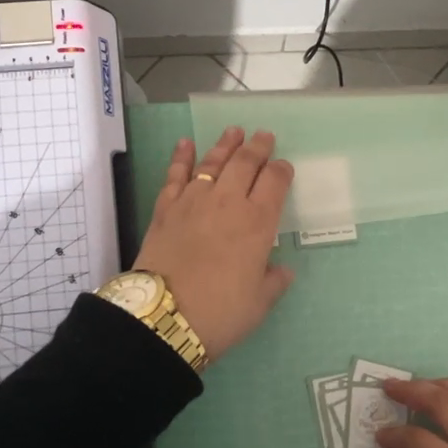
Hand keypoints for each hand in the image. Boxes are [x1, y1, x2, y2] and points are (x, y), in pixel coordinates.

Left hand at [132, 126, 294, 357]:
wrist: (164, 316)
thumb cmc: (220, 313)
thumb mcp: (258, 303)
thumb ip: (273, 282)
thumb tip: (281, 270)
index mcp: (258, 223)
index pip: (275, 182)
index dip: (281, 170)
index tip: (284, 166)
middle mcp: (228, 203)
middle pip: (245, 163)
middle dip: (257, 147)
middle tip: (263, 136)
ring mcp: (193, 201)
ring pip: (213, 163)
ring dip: (225, 144)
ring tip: (234, 131)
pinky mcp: (165, 208)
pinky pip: (176, 174)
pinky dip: (182, 157)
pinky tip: (185, 145)